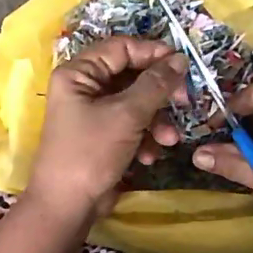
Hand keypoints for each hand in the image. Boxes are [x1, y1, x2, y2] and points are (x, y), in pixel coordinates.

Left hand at [27, 37, 186, 220]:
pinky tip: (149, 156)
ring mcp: (92, 114)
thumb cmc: (90, 153)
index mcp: (78, 73)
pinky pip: (130, 126)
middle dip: (159, 93)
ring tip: (168, 140)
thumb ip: (155, 85)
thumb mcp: (126, 115)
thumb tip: (179, 59)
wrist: (67, 205)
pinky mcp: (102, 137)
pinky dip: (144, 138)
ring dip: (156, 121)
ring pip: (135, 103)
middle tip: (185, 102)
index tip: (183, 65)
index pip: (120, 47)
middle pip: (131, 76)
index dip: (152, 53)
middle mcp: (83, 88)